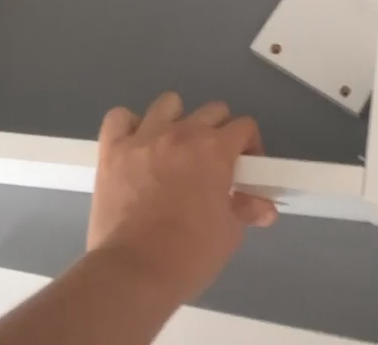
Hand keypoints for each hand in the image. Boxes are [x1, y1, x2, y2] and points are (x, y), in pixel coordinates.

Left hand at [87, 92, 278, 304]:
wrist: (133, 273)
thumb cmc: (188, 254)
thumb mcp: (229, 234)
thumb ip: (246, 210)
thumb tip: (265, 208)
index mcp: (215, 149)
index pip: (244, 126)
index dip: (250, 146)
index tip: (245, 170)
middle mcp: (182, 133)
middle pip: (212, 110)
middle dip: (218, 133)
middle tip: (212, 164)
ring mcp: (144, 138)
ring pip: (168, 104)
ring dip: (176, 122)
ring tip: (173, 150)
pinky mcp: (112, 150)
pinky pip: (119, 118)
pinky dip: (129, 127)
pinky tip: (134, 147)